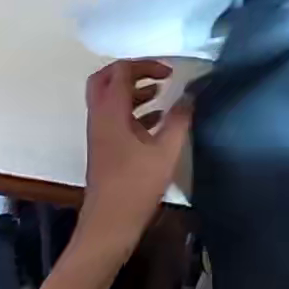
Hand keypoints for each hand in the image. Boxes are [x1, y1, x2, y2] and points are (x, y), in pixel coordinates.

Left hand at [78, 60, 190, 259]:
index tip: (170, 73)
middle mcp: (99, 116)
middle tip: (157, 75)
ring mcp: (98, 131)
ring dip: (132, 90)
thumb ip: (179, 120)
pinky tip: (156, 120)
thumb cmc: (136, 186)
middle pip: (107, 78)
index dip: (145, 65)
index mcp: (111, 111)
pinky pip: (114, 116)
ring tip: (160, 94)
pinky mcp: (103, 146)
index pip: (122, 71)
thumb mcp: (166, 151)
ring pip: (109, 98)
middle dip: (132, 71)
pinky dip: (132, 109)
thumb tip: (190, 96)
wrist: (109, 223)